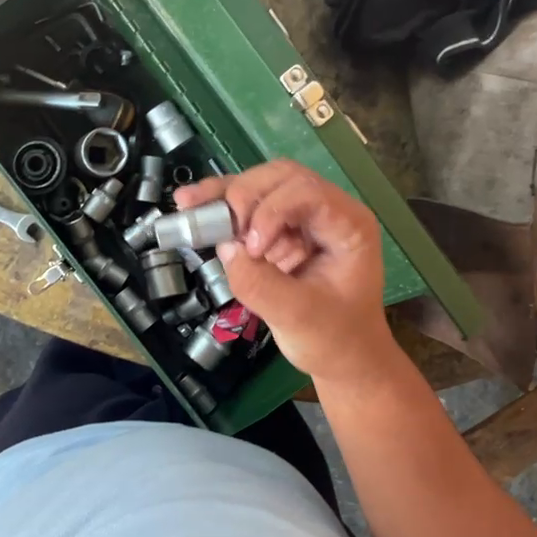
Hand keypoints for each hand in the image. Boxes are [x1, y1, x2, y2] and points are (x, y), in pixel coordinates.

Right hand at [174, 160, 397, 386]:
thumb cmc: (334, 338)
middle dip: (246, 196)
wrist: (343, 358)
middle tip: (224, 229)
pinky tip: (190, 205)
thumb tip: (227, 249)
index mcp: (348, 225)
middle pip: (281, 178)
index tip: (254, 250)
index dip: (272, 211)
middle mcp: (328, 210)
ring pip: (260, 185)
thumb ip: (261, 284)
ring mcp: (303, 217)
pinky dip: (221, 207)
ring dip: (225, 195)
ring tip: (188, 203)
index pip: (306, 192)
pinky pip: (249, 206)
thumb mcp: (298, 317)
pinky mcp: (280, 228)